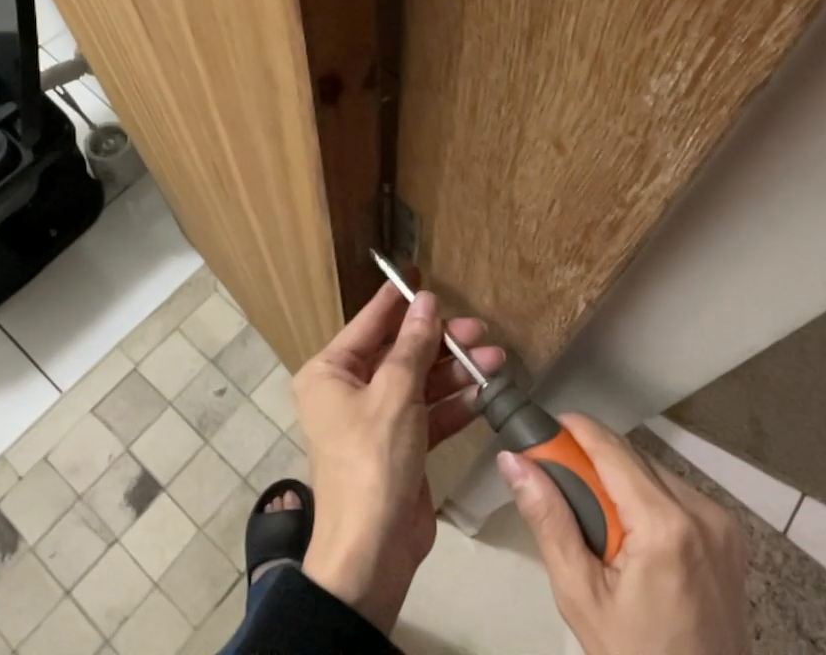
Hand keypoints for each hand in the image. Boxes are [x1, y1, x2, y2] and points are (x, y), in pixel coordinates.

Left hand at [295, 282, 505, 631]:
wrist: (372, 550)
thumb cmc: (372, 461)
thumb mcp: (395, 394)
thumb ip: (414, 346)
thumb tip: (427, 302)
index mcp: (330, 374)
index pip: (368, 325)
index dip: (397, 302)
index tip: (422, 276)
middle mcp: (349, 392)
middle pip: (400, 354)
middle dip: (440, 343)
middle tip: (479, 329)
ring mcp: (377, 421)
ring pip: (420, 383)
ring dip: (456, 372)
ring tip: (495, 357)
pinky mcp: (402, 447)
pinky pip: (429, 414)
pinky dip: (455, 404)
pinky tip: (485, 393)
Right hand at [501, 414, 748, 654]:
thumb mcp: (580, 595)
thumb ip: (549, 520)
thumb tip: (513, 462)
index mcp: (666, 525)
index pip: (611, 448)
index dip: (572, 430)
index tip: (538, 429)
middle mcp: (703, 511)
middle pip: (633, 457)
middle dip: (590, 462)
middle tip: (553, 483)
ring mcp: (723, 521)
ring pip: (654, 472)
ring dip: (619, 482)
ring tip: (593, 525)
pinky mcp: (731, 534)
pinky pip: (677, 495)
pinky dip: (647, 500)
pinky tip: (629, 537)